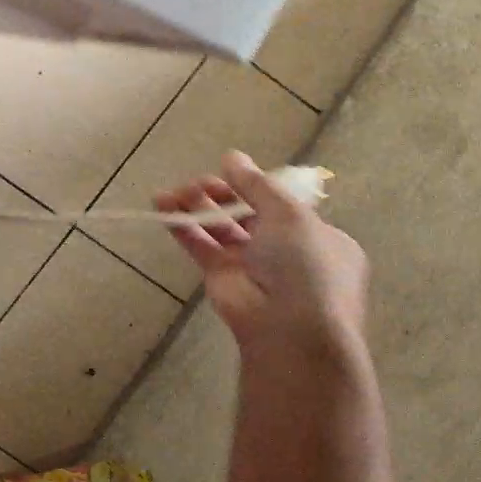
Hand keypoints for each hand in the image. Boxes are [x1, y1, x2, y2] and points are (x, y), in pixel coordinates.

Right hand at [157, 152, 368, 356]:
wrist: (289, 325)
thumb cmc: (305, 266)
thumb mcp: (291, 217)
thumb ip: (257, 186)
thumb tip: (232, 156)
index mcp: (318, 237)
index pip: (280, 204)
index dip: (253, 186)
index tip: (227, 173)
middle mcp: (286, 248)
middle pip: (244, 210)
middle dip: (219, 193)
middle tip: (198, 185)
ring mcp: (251, 262)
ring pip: (218, 224)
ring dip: (195, 205)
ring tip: (172, 193)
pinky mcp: (219, 273)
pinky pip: (198, 242)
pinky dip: (180, 224)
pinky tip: (162, 207)